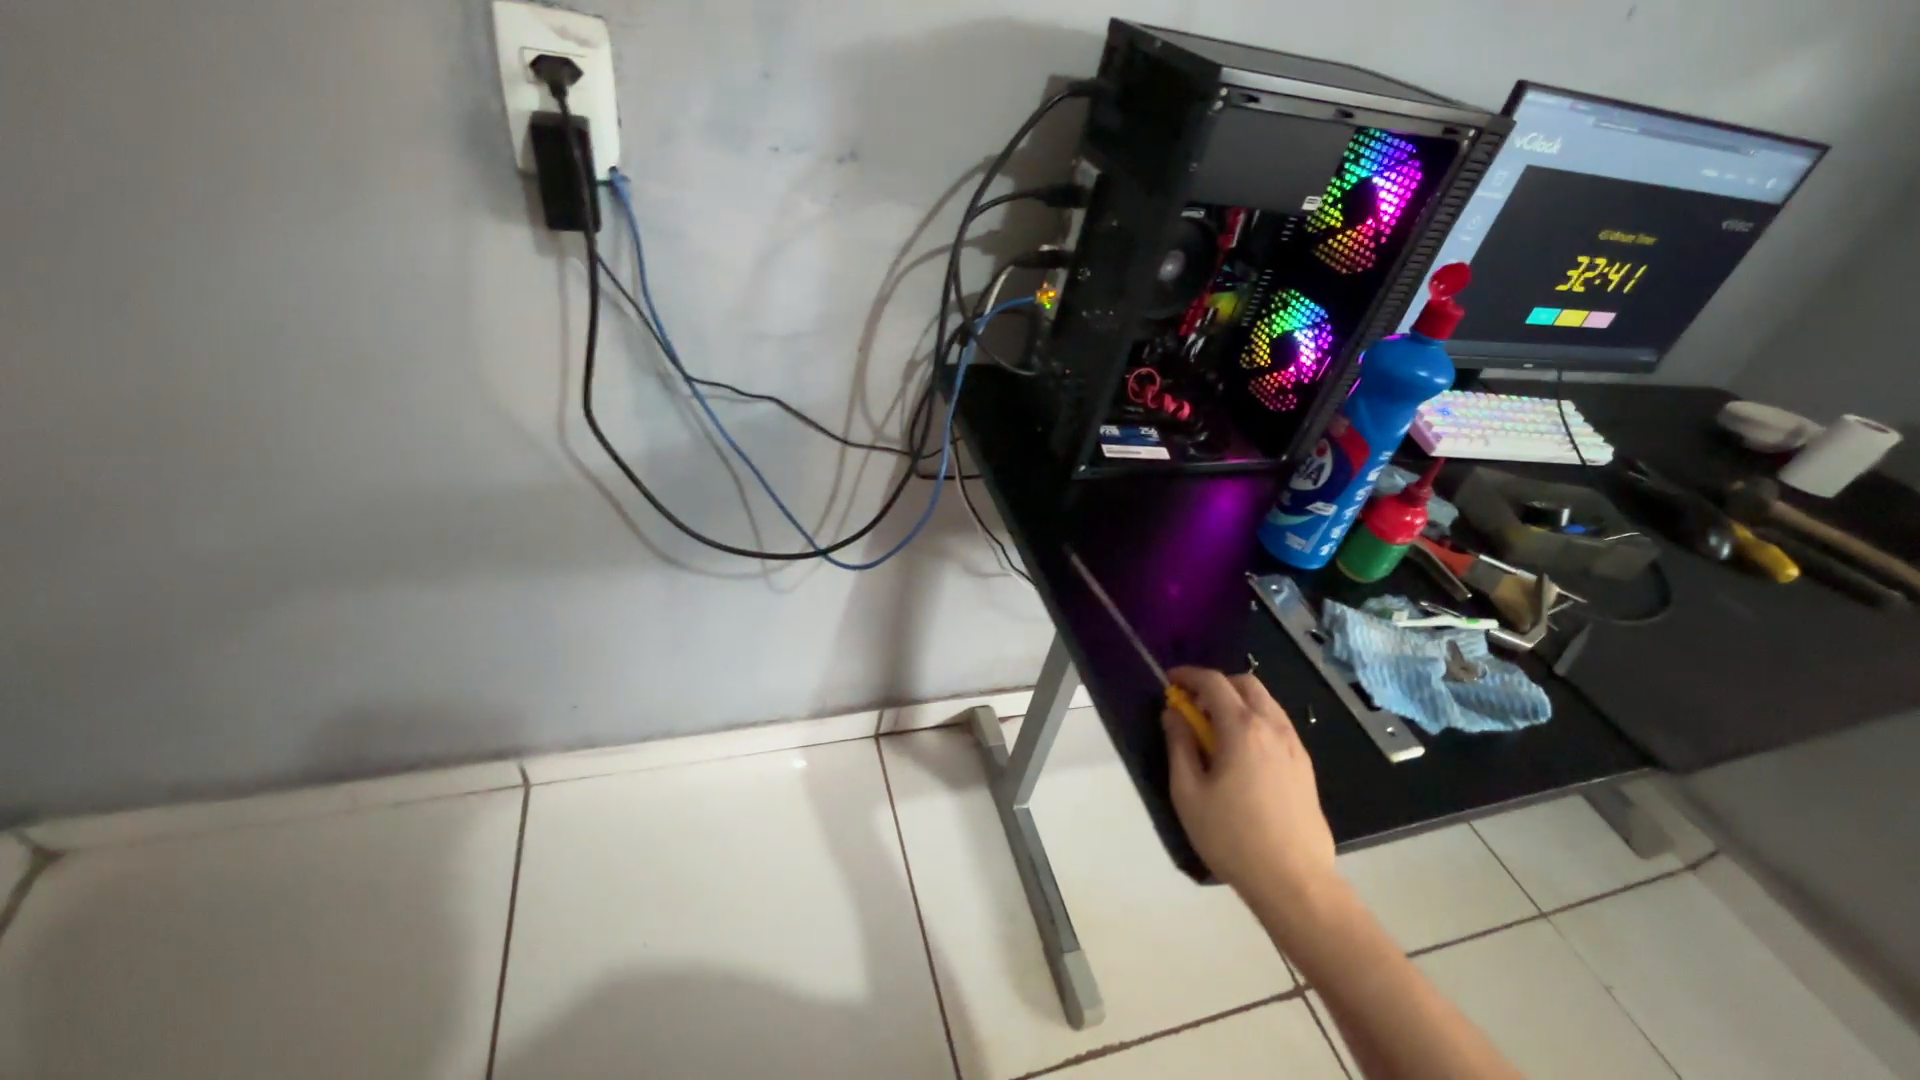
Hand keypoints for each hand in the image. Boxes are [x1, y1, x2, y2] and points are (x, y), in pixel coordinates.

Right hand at [1163, 667, 1336, 908]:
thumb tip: (1174, 714)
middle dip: (1217, 685)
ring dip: (1238, 702)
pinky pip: (1278, 725)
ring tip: (1215, 730)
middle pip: (1246, 684)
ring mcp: (1294, 745)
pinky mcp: (1305, 765)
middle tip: (1193, 706)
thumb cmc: (1231, 837)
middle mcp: (1273, 727)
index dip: (1188, 676)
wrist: (1294, 879)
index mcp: (1242, 728)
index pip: (1214, 683)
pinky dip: (1256, 721)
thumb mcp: (1188, 793)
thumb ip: (1179, 746)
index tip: (1170, 682)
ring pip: (1266, 703)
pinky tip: (1241, 753)